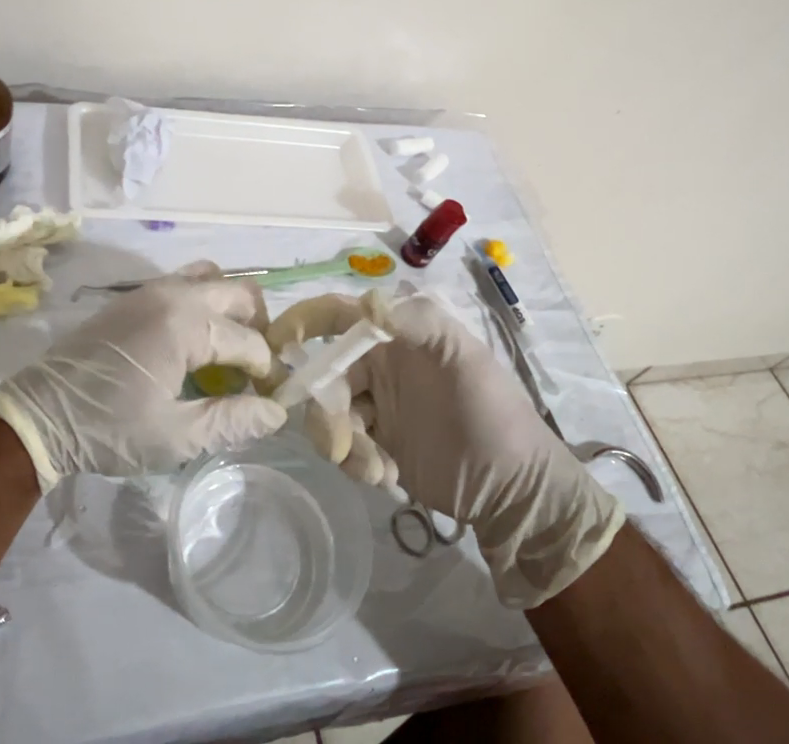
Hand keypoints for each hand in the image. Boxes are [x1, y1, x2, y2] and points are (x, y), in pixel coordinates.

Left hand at [0, 265, 288, 492]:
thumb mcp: (175, 436)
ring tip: (227, 349)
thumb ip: (232, 421)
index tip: (268, 398)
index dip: (266, 370)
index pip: (250, 340)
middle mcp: (172, 294)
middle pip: (239, 292)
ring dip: (229, 308)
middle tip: (253, 368)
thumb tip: (277, 412)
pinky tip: (193, 344)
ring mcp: (149, 291)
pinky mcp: (131, 298)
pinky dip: (201, 304)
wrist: (38, 416)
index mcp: (186, 324)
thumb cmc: (108, 428)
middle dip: (257, 327)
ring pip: (210, 279)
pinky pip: (181, 284)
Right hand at [297, 294, 625, 607]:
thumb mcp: (463, 356)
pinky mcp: (374, 446)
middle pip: (323, 375)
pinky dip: (357, 463)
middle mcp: (378, 367)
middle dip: (325, 410)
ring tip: (378, 469)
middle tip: (341, 445)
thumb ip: (416, 322)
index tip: (274, 345)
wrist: (514, 488)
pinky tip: (388, 476)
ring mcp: (375, 408)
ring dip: (343, 444)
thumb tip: (365, 301)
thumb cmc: (492, 412)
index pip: (337, 316)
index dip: (301, 322)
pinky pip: (342, 448)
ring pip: (328, 416)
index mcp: (396, 336)